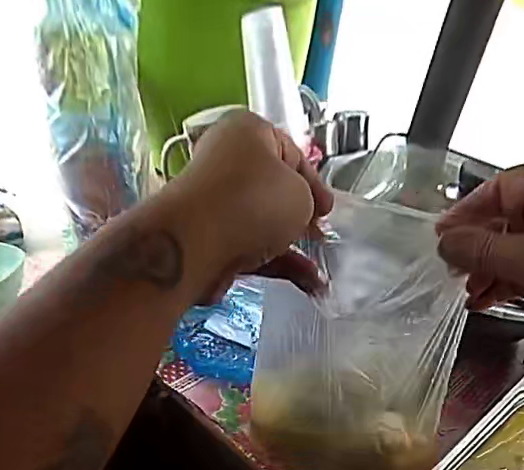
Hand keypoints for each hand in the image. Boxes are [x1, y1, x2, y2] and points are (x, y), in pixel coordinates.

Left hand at [162, 110, 332, 297]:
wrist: (196, 243)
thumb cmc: (252, 202)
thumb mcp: (301, 194)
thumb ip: (309, 201)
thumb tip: (300, 214)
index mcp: (247, 133)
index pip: (291, 154)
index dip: (315, 184)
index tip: (328, 209)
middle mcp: (227, 163)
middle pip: (274, 192)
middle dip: (301, 219)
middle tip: (320, 237)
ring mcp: (216, 205)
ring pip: (263, 226)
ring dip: (293, 249)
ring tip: (318, 272)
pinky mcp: (211, 242)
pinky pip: (251, 251)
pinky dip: (277, 265)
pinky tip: (304, 282)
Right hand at [435, 163, 523, 340]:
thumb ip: (485, 251)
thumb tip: (446, 242)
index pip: (500, 188)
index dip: (467, 211)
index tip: (441, 238)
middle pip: (506, 220)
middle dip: (477, 247)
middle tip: (451, 271)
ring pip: (517, 248)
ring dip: (490, 270)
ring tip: (469, 293)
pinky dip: (509, 283)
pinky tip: (488, 299)